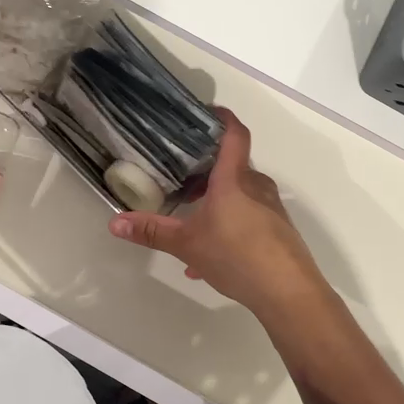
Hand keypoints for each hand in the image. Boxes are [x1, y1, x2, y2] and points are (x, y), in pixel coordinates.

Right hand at [106, 109, 329, 319]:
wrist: (288, 292)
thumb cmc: (236, 255)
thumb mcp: (187, 244)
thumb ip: (152, 231)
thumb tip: (114, 222)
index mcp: (234, 179)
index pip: (233, 135)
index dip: (222, 118)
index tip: (207, 111)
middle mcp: (256, 186)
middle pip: (232, 166)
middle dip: (206, 172)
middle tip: (180, 179)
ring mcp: (270, 209)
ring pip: (239, 196)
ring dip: (214, 205)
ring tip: (189, 227)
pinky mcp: (278, 231)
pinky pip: (248, 219)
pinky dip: (228, 227)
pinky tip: (208, 260)